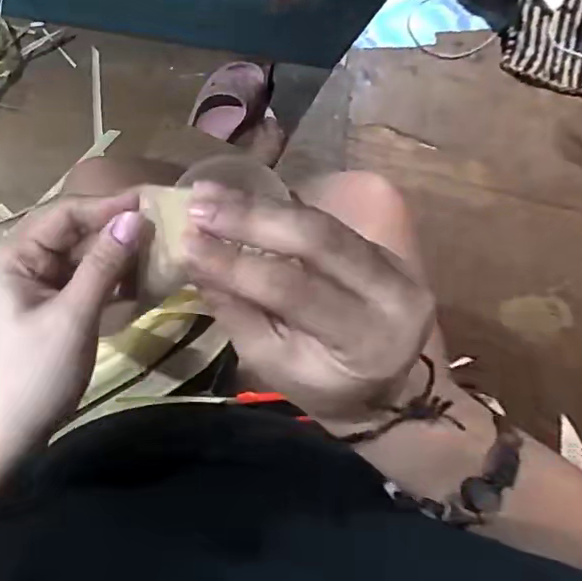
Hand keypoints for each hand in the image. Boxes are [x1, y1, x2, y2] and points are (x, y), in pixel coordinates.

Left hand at [0, 191, 146, 438]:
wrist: (14, 427)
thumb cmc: (37, 372)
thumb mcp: (74, 316)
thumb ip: (103, 265)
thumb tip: (135, 218)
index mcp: (13, 254)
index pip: (64, 213)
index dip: (108, 206)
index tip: (154, 200)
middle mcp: (21, 258)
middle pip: (74, 231)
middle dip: (116, 230)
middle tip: (166, 227)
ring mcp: (35, 280)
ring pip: (83, 254)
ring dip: (118, 255)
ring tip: (161, 252)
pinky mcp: (49, 300)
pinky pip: (83, 277)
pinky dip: (110, 279)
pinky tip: (142, 280)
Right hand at [183, 185, 434, 425]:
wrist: (382, 388)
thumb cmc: (318, 385)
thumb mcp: (269, 361)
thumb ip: (236, 311)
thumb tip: (194, 263)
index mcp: (366, 338)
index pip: (293, 290)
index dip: (236, 264)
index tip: (186, 246)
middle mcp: (393, 292)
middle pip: (316, 239)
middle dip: (249, 219)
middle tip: (196, 207)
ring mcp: (395, 262)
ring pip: (319, 219)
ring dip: (256, 204)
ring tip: (206, 192)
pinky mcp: (381, 246)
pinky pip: (323, 218)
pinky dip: (273, 206)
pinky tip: (234, 197)